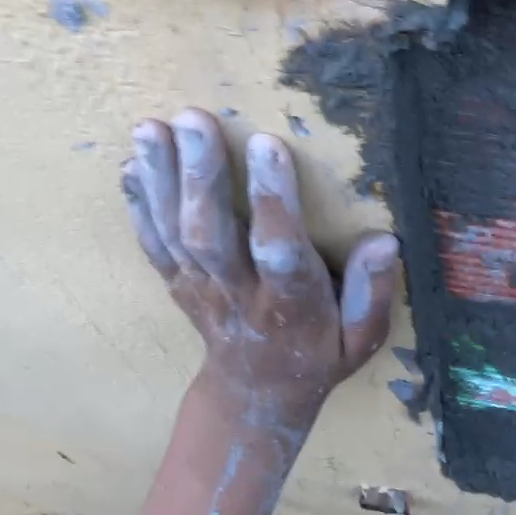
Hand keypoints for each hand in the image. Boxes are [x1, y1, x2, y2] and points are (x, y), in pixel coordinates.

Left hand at [123, 108, 399, 425]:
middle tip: (194, 118)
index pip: (278, 245)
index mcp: (289, 301)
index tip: (267, 142)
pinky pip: (152, 243)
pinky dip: (138, 204)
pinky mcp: (176, 282)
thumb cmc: (319, 353)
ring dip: (161, 178)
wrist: (254, 396)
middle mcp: (236, 291)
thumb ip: (373, 293)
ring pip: (174, 232)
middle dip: (201, 174)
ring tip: (150, 127)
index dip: (273, 197)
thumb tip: (384, 241)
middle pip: (211, 233)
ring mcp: (198, 286)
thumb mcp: (362, 339)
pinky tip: (131, 163)